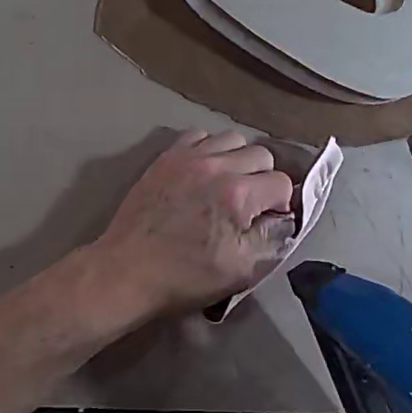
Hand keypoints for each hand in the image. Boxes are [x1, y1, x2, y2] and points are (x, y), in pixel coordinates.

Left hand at [90, 129, 296, 316]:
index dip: (280, 204)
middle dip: (263, 179)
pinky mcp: (168, 156)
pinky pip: (201, 135)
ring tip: (228, 183)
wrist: (126, 272)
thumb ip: (271, 238)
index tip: (267, 220)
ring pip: (234, 139)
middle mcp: (218, 166)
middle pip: (262, 155)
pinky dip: (210, 149)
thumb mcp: (241, 270)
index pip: (282, 183)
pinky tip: (205, 171)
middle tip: (249, 204)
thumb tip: (285, 218)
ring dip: (239, 159)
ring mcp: (190, 157)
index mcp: (238, 195)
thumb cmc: (184, 277)